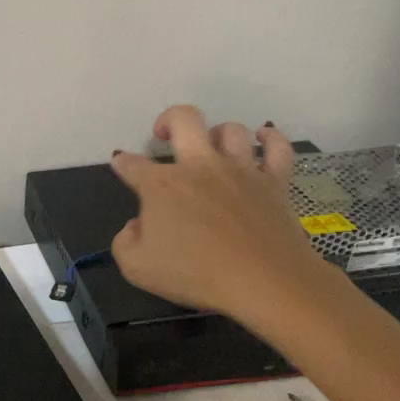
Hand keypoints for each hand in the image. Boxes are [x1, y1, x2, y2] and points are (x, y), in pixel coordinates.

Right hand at [109, 105, 334, 335]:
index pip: (133, 165)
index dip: (123, 162)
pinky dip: (271, 138)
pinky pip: (278, 148)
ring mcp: (241, 170)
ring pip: (230, 130)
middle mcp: (200, 166)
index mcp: (162, 186)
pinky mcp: (275, 182)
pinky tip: (263, 138)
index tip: (121, 162)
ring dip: (217, 133)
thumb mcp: (137, 268)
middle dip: (168, 120)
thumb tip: (137, 225)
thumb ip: (125, 242)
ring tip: (212, 147)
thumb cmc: (194, 274)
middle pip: (184, 119)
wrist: (262, 281)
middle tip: (164, 135)